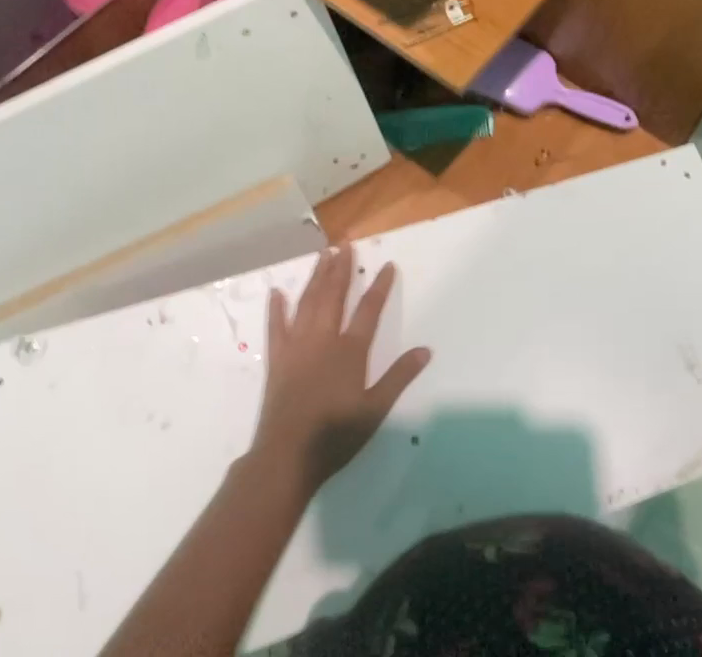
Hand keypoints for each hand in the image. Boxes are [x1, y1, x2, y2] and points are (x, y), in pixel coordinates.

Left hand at [252, 245, 430, 491]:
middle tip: (346, 245)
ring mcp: (296, 348)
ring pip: (307, 303)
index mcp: (349, 351)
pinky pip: (276, 327)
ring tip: (323, 256)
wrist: (286, 456)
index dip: (380, 287)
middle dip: (342, 270)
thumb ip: (399, 377)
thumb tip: (425, 350)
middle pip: (333, 296)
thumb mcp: (375, 409)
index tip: (388, 265)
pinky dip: (277, 308)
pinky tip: (278, 292)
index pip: (369, 310)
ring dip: (316, 278)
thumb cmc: (336, 435)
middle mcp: (322, 340)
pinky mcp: (277, 361)